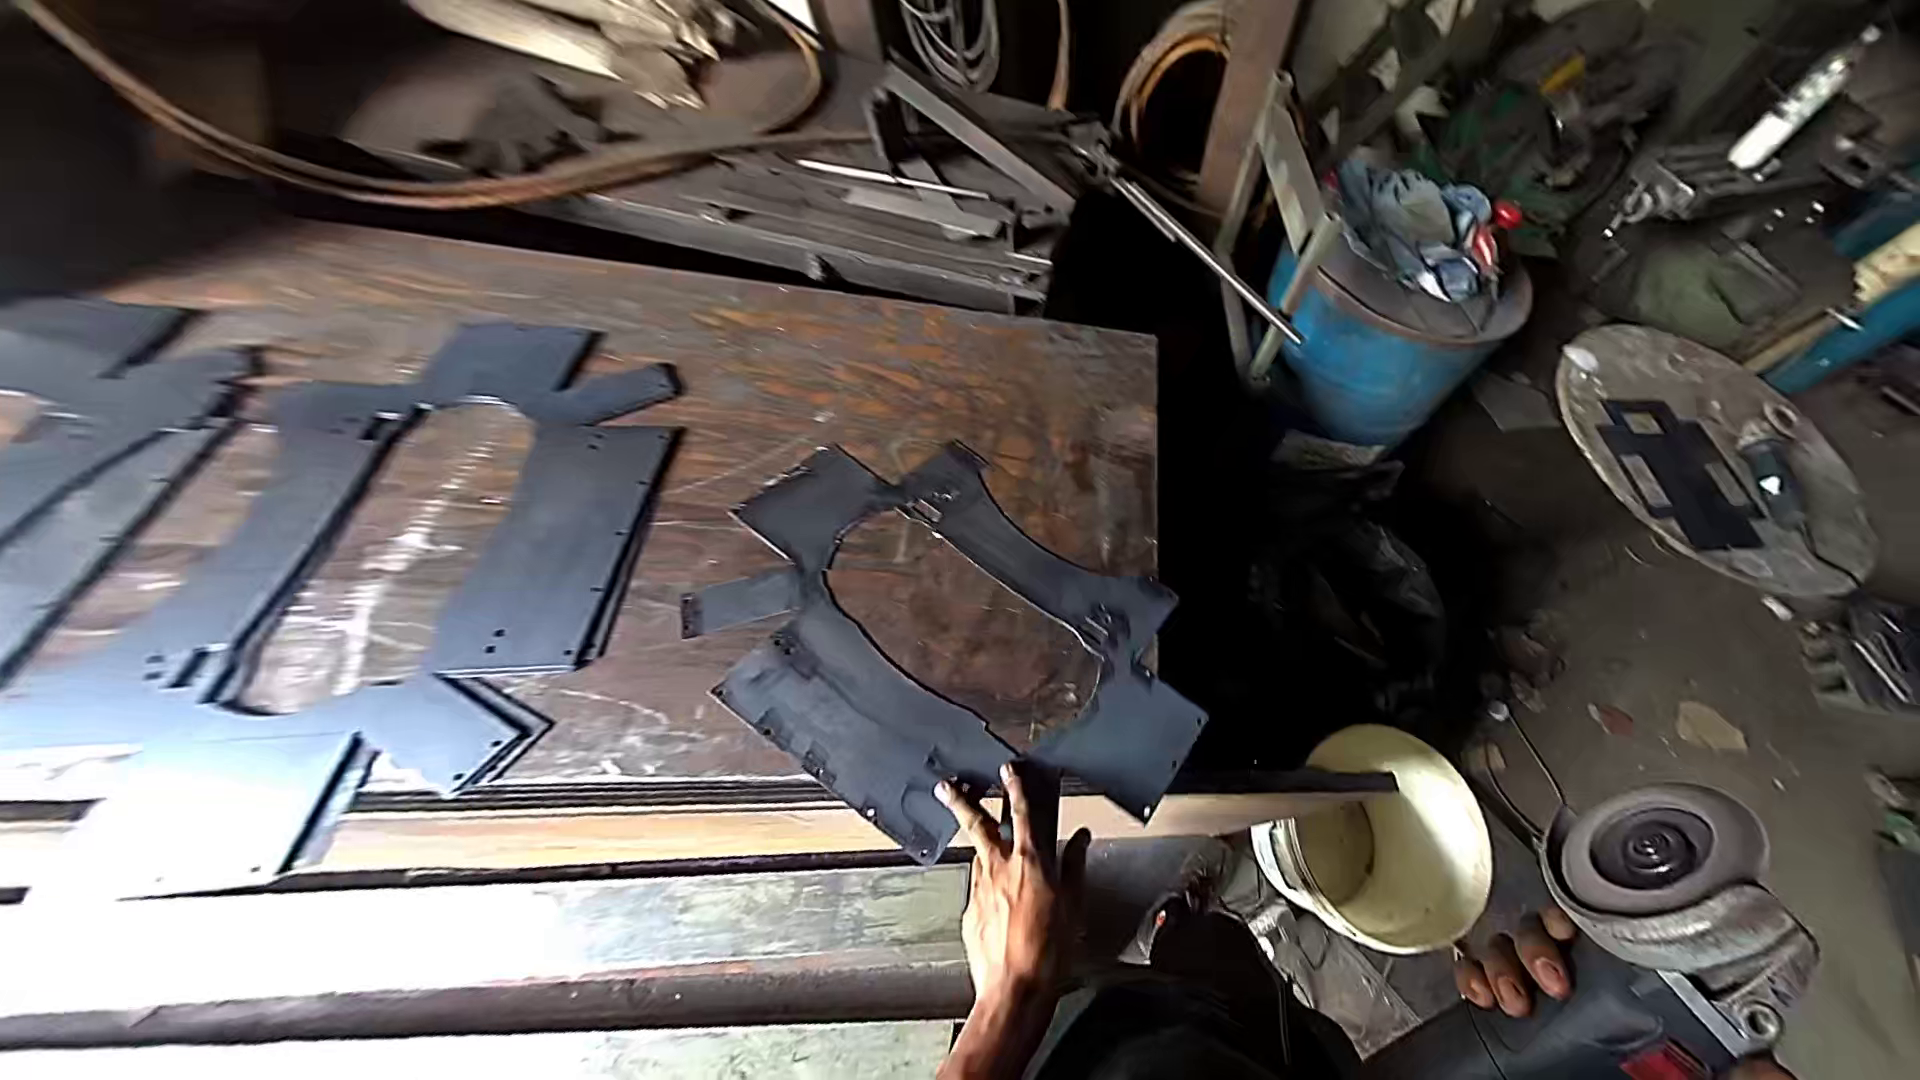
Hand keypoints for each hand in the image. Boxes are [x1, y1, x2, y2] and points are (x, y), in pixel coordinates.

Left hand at [936, 763, 1092, 999]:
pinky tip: (994, 897)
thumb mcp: (1074, 904)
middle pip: (976, 823)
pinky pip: (977, 887)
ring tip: (978, 841)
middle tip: (947, 786)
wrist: (1014, 989)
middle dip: (960, 801)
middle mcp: (999, 866)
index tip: (1008, 770)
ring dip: (976, 845)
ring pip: (975, 854)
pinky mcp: (969, 909)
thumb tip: (1082, 840)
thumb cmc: (1048, 951)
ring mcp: (980, 886)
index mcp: (1028, 861)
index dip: (1015, 787)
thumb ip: (1076, 865)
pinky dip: (985, 884)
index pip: (1021, 812)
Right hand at [1454, 907, 1799, 1079]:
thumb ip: (1732, 1072)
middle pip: (1536, 929)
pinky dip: (1468, 972)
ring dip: (1499, 963)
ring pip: (1500, 944)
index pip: (1589, 930)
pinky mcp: (1499, 1001)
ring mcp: (1532, 988)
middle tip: (1549, 980)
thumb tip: (1771, 1071)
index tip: (1570, 932)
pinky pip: (1470, 967)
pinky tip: (1478, 993)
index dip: (1571, 920)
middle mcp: (1575, 977)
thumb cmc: (1652, 1077)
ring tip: (1513, 998)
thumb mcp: (1696, 1076)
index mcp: (1622, 985)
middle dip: (1532, 946)